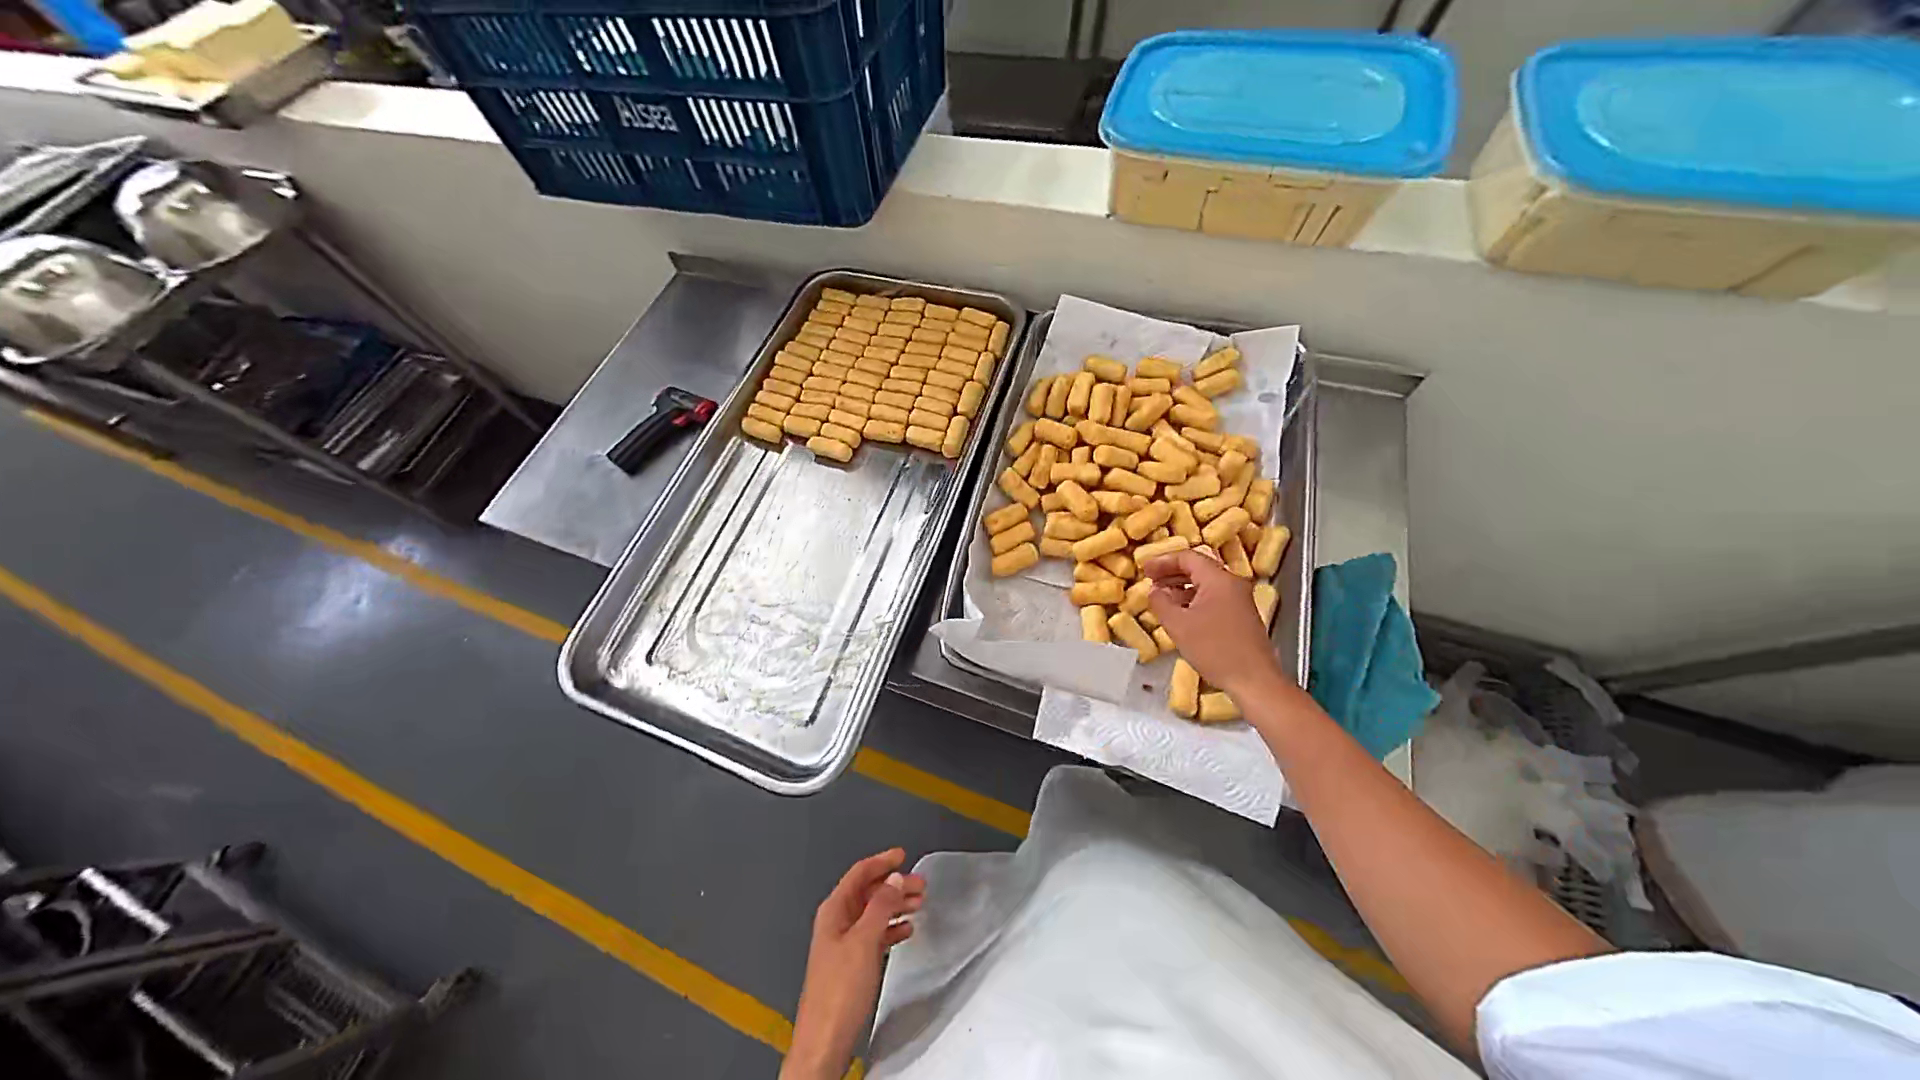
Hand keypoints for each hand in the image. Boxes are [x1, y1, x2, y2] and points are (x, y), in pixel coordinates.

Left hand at [782, 849, 925, 1079]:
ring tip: (918, 903)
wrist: (825, 1041)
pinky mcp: (852, 963)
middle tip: (920, 884)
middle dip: (895, 885)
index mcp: (834, 911)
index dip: (881, 862)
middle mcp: (837, 923)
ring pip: (874, 913)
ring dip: (896, 905)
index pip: (859, 874)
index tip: (901, 855)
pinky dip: (892, 928)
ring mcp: (844, 943)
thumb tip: (895, 879)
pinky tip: (905, 930)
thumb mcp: (864, 941)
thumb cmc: (838, 993)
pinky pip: (875, 934)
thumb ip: (881, 906)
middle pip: (869, 892)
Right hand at [1145, 550, 1287, 695]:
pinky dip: (1193, 599)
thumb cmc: (1214, 650)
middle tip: (1150, 580)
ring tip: (1160, 597)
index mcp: (1219, 580)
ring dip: (1181, 587)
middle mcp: (1232, 584)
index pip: (1188, 557)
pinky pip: (1213, 597)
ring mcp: (1239, 600)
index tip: (1144, 569)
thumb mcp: (1178, 625)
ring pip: (1206, 583)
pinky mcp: (1241, 615)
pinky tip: (1180, 613)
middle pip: (1198, 567)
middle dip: (1171, 572)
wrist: (1254, 680)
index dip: (1163, 561)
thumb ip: (1161, 603)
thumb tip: (1154, 591)